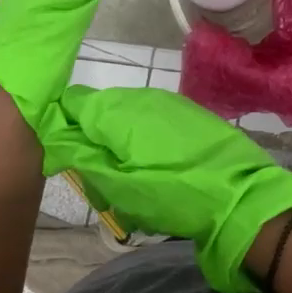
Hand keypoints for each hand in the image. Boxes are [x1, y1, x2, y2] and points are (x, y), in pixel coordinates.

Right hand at [40, 85, 291, 292]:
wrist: (241, 196)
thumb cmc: (172, 194)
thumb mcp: (117, 184)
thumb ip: (80, 154)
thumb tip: (51, 132)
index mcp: (119, 110)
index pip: (73, 104)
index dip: (62, 130)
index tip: (64, 161)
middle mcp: (142, 97)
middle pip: (100, 113)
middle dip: (93, 144)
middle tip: (102, 185)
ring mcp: (170, 104)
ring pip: (127, 121)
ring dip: (121, 150)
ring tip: (132, 188)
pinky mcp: (191, 117)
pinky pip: (154, 126)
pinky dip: (146, 148)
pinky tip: (158, 176)